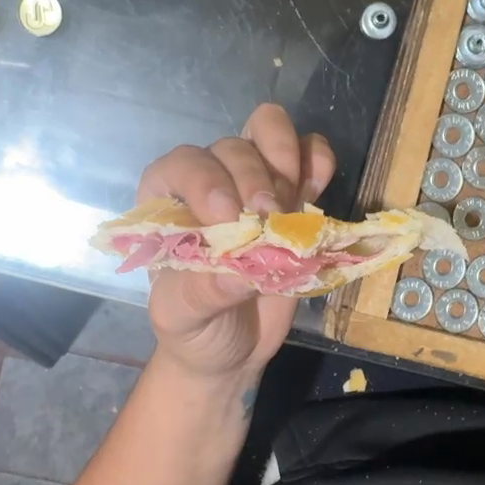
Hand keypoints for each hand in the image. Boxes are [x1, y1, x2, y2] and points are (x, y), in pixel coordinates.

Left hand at [135, 103, 336, 385]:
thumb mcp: (182, 317)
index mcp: (167, 202)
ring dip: (285, 159)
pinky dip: (317, 163)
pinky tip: (316, 192)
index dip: (204, 179)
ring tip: (290, 207)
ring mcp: (256, 184)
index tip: (227, 216)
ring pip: (269, 132)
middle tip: (269, 219)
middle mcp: (211, 182)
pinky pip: (310, 154)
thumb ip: (202, 292)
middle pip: (232, 146)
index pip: (181, 165)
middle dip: (253, 178)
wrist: (233, 352)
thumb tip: (242, 269)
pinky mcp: (295, 196)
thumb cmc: (194, 328)